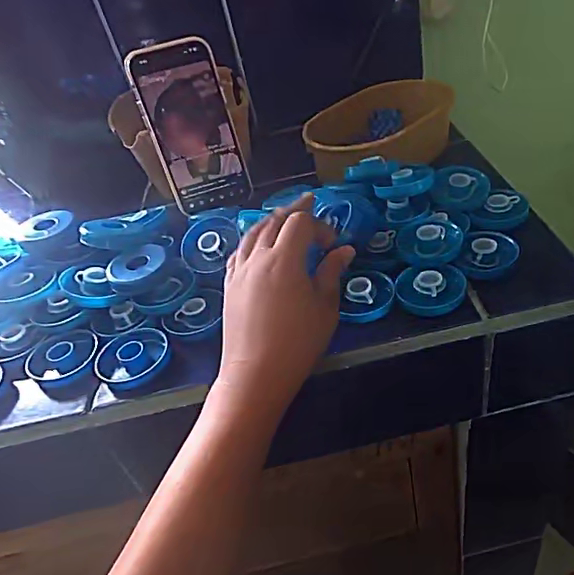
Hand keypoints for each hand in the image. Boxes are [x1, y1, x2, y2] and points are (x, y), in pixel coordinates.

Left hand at [215, 195, 354, 407]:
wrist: (256, 373)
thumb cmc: (298, 342)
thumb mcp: (325, 308)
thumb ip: (332, 273)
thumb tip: (343, 251)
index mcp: (285, 259)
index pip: (301, 223)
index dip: (319, 225)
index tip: (333, 244)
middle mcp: (258, 258)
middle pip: (274, 221)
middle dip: (294, 210)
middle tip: (309, 202)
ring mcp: (239, 271)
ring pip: (253, 233)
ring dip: (270, 221)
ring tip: (283, 217)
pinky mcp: (229, 285)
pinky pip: (239, 252)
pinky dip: (252, 240)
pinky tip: (256, 245)